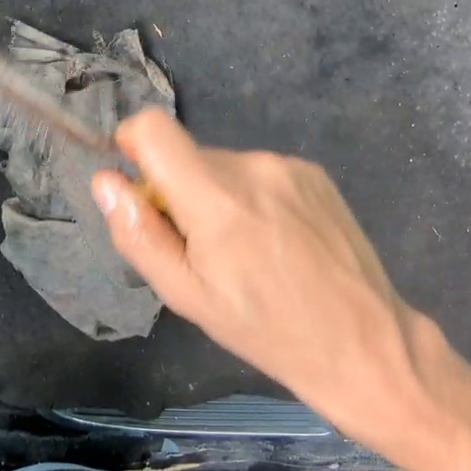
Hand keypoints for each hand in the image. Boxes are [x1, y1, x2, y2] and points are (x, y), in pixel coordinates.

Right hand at [91, 110, 437, 452]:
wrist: (364, 343)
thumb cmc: (265, 329)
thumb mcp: (186, 296)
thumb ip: (138, 233)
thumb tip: (106, 180)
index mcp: (215, 198)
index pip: (153, 128)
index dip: (132, 144)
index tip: (138, 185)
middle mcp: (252, 166)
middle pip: (187, 155)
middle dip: (178, 191)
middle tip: (201, 249)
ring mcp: (289, 166)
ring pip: (223, 166)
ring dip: (217, 196)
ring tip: (245, 251)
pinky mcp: (315, 173)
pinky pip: (258, 172)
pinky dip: (251, 198)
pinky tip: (275, 241)